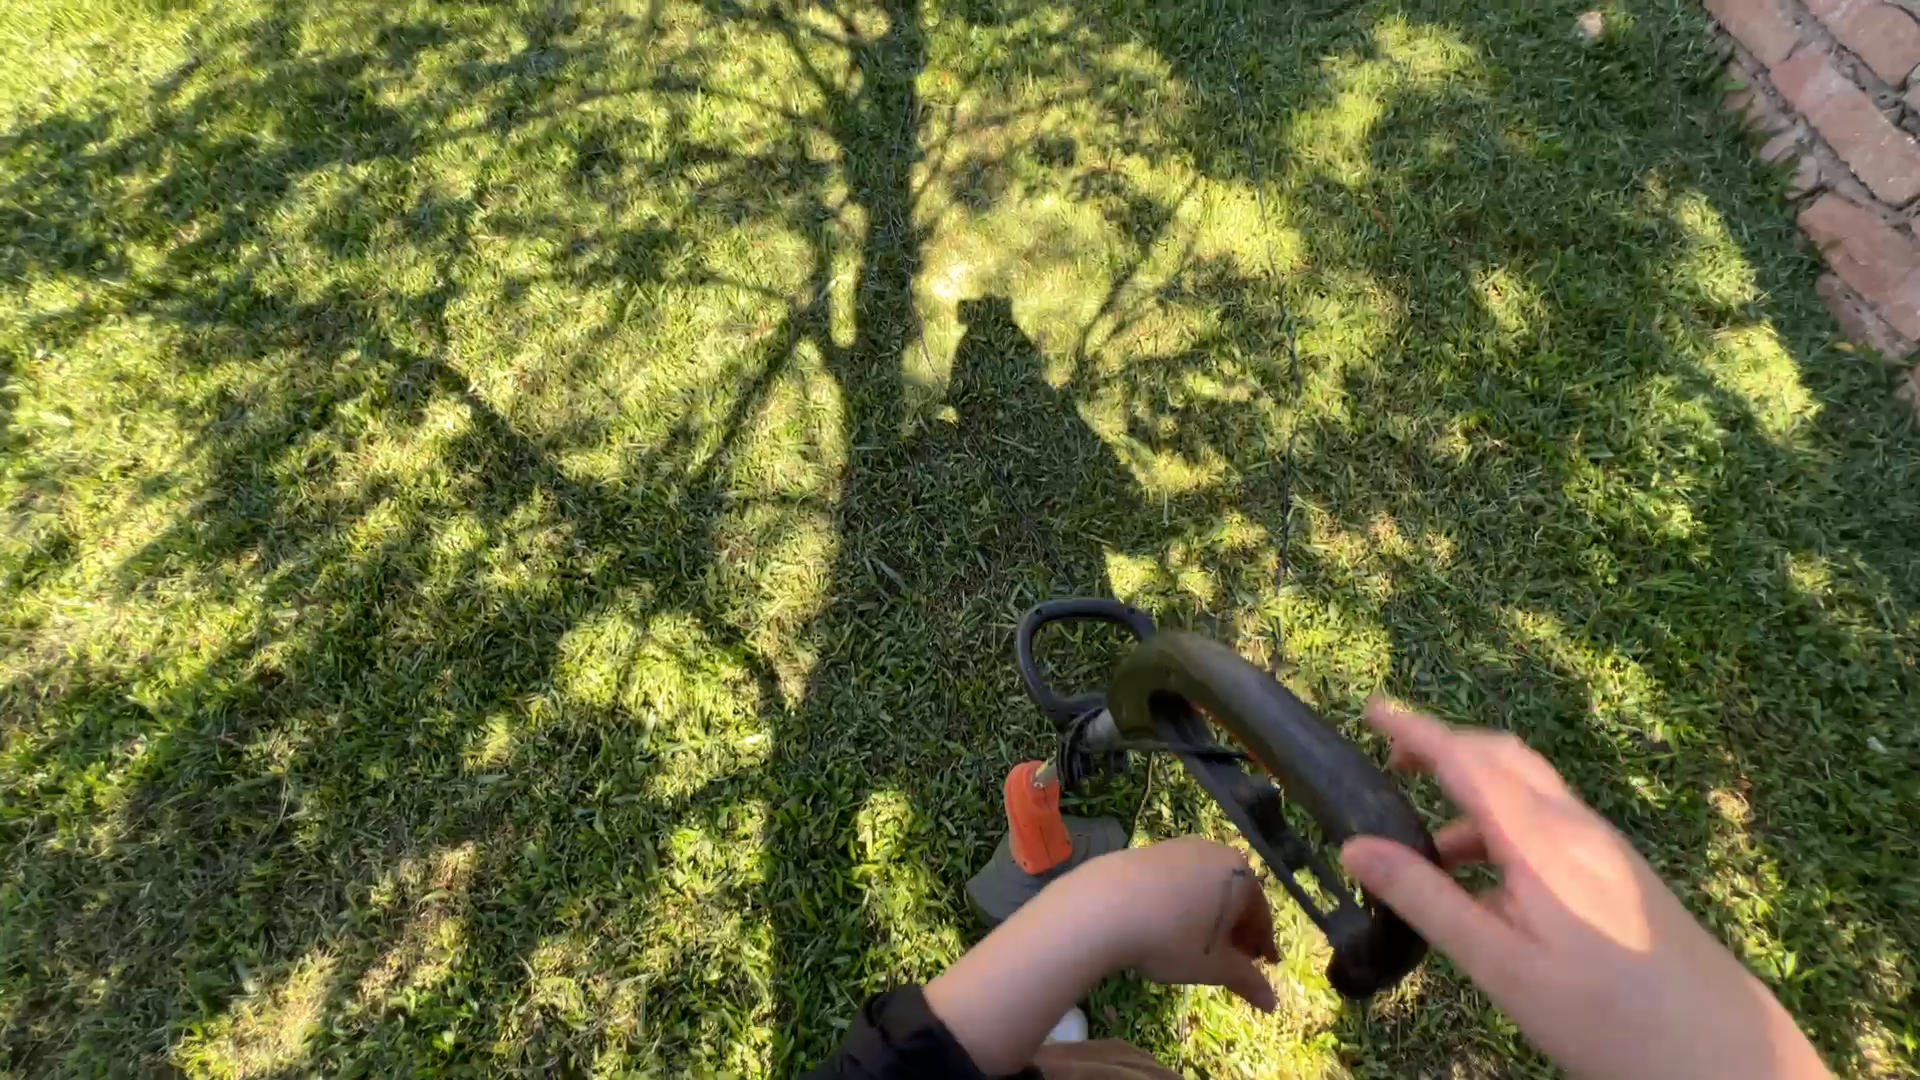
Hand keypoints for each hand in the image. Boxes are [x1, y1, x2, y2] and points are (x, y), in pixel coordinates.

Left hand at [1070, 836, 1280, 1009]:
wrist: (1105, 904)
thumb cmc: (1171, 937)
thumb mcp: (1214, 966)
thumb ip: (1247, 980)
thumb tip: (1272, 1003)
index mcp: (1239, 875)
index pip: (1261, 913)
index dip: (1261, 943)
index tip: (1260, 966)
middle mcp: (1213, 851)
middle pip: (1234, 895)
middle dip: (1236, 927)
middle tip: (1231, 958)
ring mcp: (1180, 846)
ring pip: (1206, 885)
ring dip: (1209, 913)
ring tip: (1199, 944)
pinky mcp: (1151, 849)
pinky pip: (1179, 877)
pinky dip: (1184, 900)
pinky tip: (1169, 923)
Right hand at [1340, 698, 1830, 1079]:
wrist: (1744, 1072)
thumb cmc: (1611, 1019)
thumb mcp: (1503, 966)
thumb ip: (1425, 899)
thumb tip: (1354, 847)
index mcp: (1542, 841)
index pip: (1465, 759)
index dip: (1413, 727)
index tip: (1369, 708)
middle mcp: (1575, 828)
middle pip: (1500, 755)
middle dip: (1441, 745)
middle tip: (1392, 762)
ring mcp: (1604, 848)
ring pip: (1524, 787)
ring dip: (1468, 787)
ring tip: (1427, 840)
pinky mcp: (1620, 872)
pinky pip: (1545, 819)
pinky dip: (1497, 822)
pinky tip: (1485, 881)